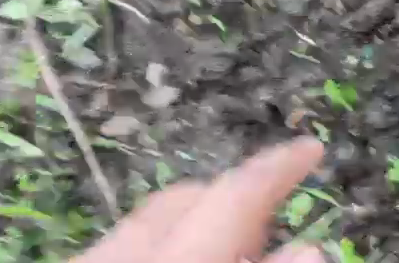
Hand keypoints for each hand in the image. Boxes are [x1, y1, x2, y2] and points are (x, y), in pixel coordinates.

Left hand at [75, 137, 323, 262]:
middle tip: (270, 203)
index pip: (236, 192)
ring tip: (221, 236)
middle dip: (229, 191)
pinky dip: (151, 244)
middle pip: (180, 199)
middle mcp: (121, 249)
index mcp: (179, 250)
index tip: (312, 147)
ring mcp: (86, 259)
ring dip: (188, 220)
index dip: (280, 165)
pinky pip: (110, 247)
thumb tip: (313, 248)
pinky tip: (171, 255)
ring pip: (140, 224)